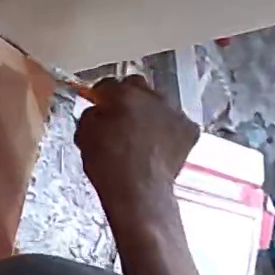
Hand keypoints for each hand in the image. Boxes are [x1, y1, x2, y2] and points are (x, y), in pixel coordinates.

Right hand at [73, 75, 201, 221]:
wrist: (138, 190)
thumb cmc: (108, 164)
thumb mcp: (84, 136)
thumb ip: (90, 115)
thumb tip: (97, 111)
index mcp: (122, 94)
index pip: (108, 84)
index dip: (101, 96)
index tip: (98, 104)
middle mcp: (152, 96)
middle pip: (137, 87)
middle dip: (127, 98)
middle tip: (119, 118)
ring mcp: (174, 111)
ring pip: (158, 103)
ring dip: (148, 113)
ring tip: (139, 135)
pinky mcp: (189, 130)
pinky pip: (175, 122)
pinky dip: (166, 130)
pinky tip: (156, 146)